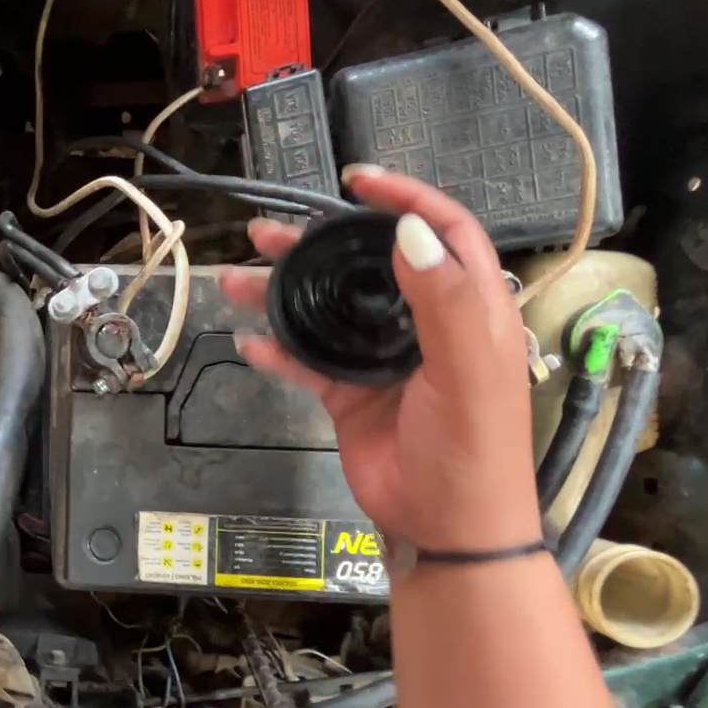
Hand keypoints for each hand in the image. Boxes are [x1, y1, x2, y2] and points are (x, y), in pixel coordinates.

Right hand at [221, 165, 539, 549]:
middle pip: (366, 266)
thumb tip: (406, 233)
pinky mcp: (346, 391)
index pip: (443, 234)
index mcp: (466, 310)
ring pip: (324, 310)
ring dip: (280, 293)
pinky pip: (304, 361)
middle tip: (266, 232)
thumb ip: (444, 302)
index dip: (406, 200)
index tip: (359, 181)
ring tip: (236, 279)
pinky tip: (248, 342)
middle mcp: (419, 325)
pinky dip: (275, 351)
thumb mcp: (468, 372)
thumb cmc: (471, 448)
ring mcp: (378, 358)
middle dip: (316, 244)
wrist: (443, 525)